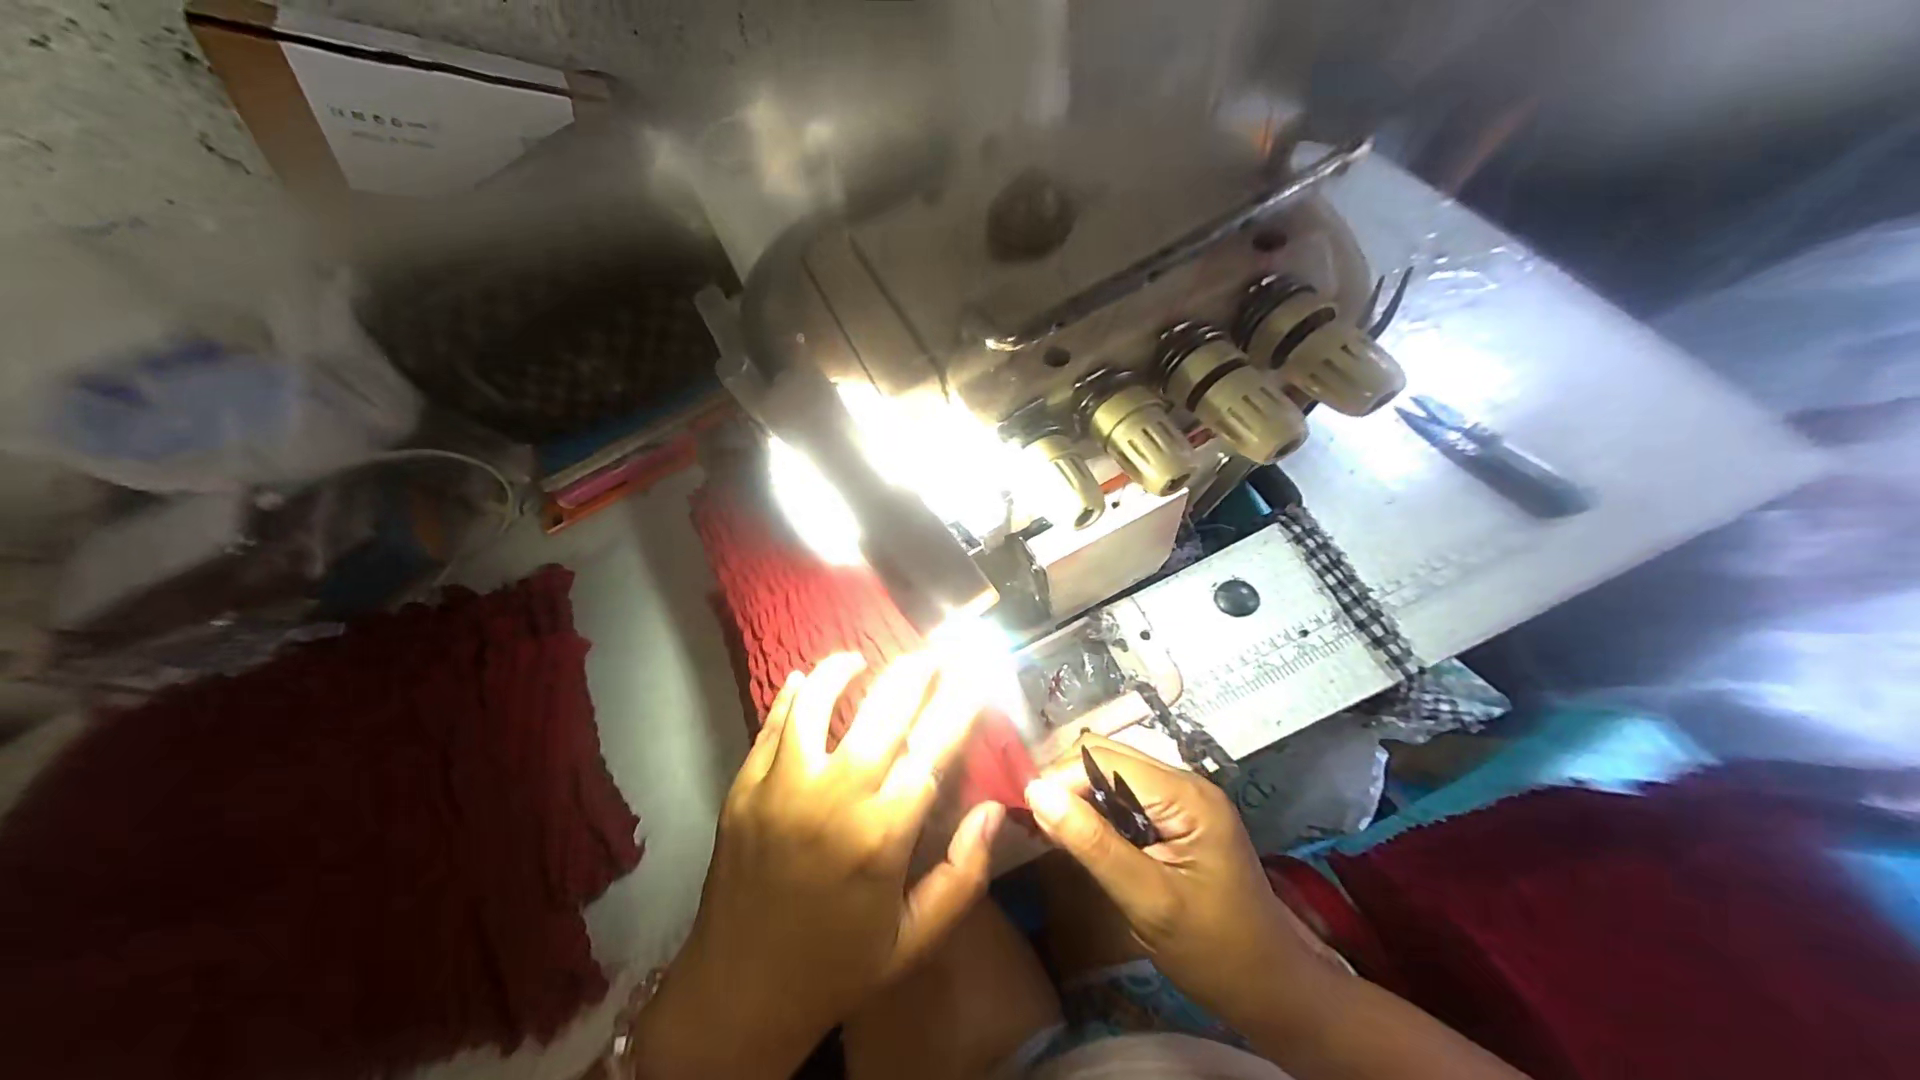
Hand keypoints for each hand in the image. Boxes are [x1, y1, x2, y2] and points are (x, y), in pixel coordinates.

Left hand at [630, 652, 1004, 1077]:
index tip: (976, 676)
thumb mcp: (914, 940)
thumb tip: (994, 810)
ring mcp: (780, 791)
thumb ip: (962, 876)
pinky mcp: (743, 792)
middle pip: (882, 716)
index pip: (932, 752)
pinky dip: (789, 698)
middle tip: (931, 651)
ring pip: (816, 708)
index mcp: (881, 837)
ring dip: (841, 672)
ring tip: (858, 657)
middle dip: (913, 675)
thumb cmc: (837, 967)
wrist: (737, 994)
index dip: (959, 709)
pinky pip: (770, 730)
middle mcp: (833, 801)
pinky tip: (803, 678)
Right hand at [1024, 734, 1316, 1028]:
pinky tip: (1078, 836)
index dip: (1061, 778)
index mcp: (1185, 795)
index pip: (1103, 757)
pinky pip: (1124, 795)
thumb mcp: (1148, 901)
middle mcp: (1184, 781)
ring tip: (1049, 830)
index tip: (1027, 813)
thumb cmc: (1215, 950)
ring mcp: (1181, 796)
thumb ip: (1092, 844)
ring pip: (1110, 772)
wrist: (1273, 987)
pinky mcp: (1176, 815)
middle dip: (1065, 783)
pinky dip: (1096, 810)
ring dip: (1077, 796)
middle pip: (1105, 756)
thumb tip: (1035, 793)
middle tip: (1034, 823)